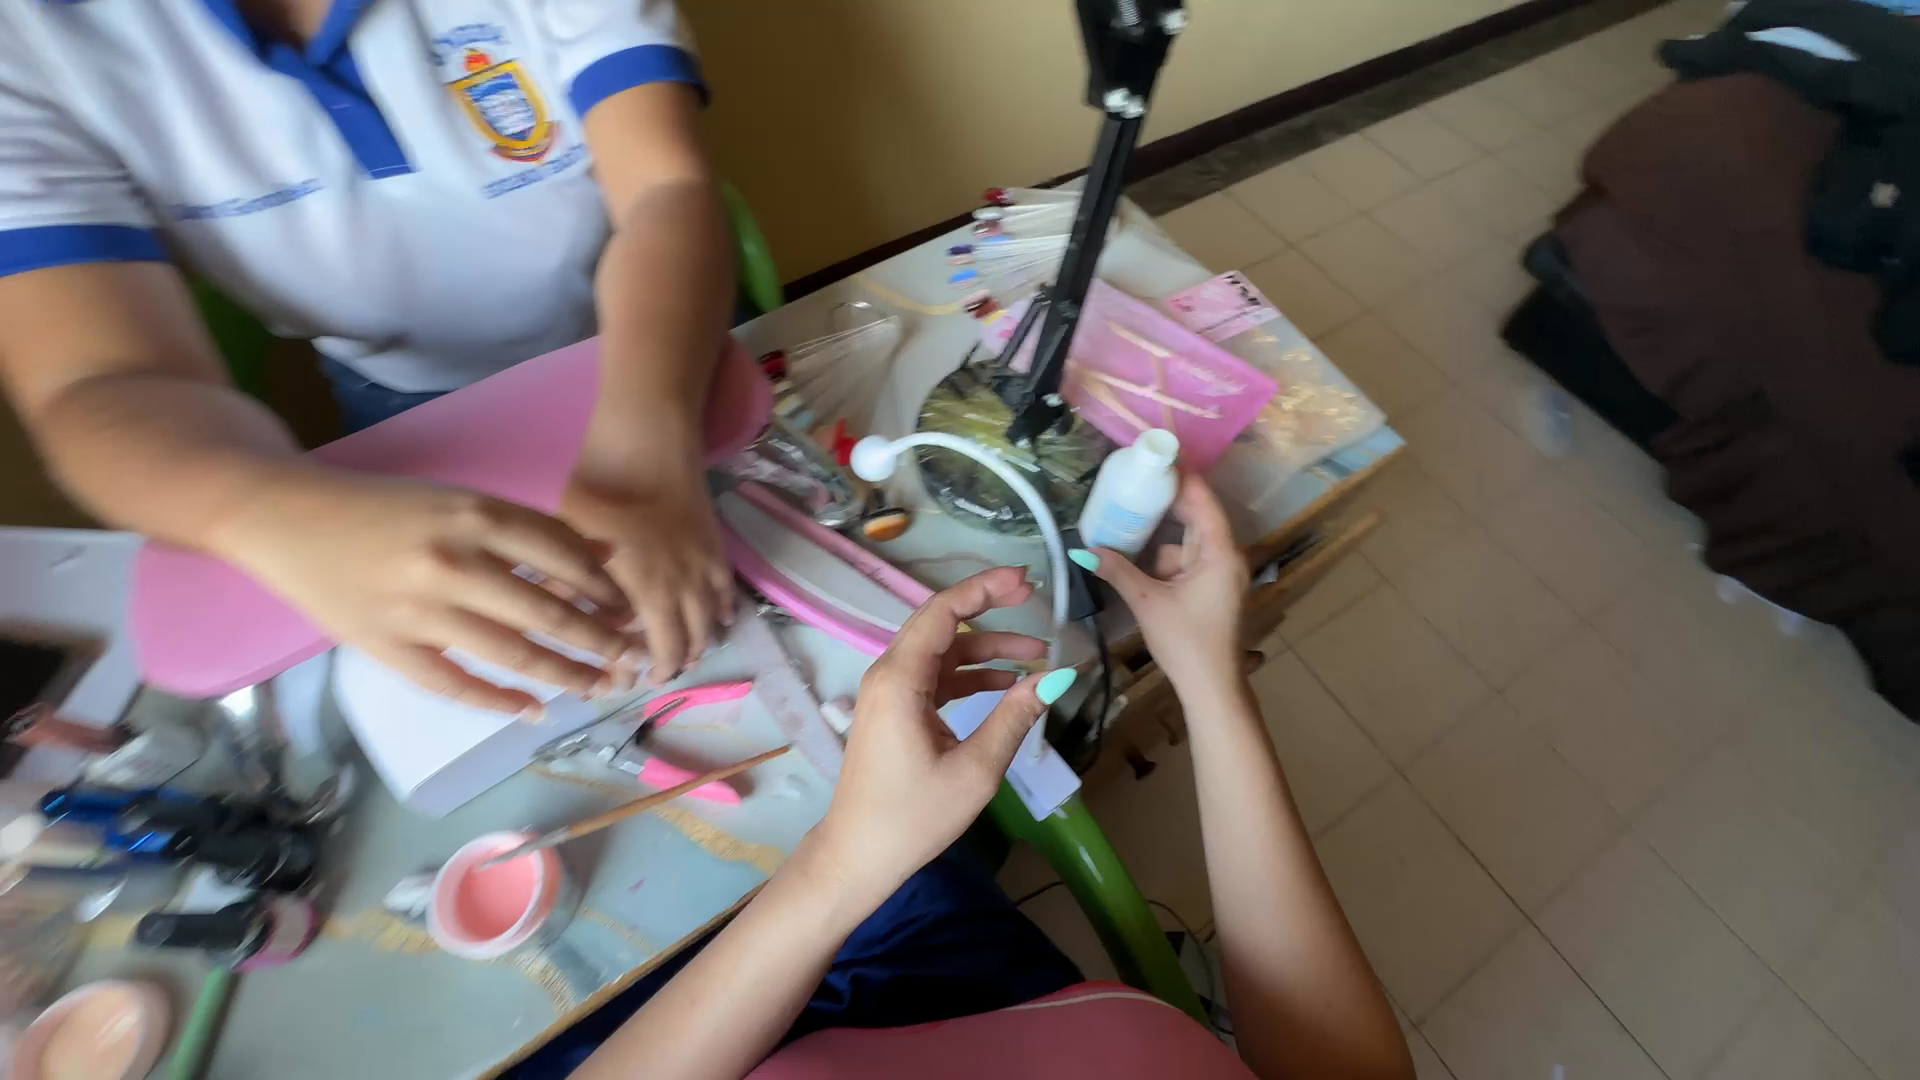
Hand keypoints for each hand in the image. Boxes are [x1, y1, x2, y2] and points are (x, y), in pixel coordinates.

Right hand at [214, 472, 636, 712]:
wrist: (283, 515)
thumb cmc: (392, 507)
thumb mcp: (470, 501)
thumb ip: (538, 529)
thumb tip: (610, 554)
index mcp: (479, 518)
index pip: (567, 561)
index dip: (608, 592)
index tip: (633, 613)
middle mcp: (454, 563)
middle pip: (549, 614)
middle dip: (602, 642)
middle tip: (635, 661)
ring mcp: (417, 610)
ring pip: (512, 654)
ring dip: (567, 676)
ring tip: (603, 687)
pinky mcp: (383, 646)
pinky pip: (453, 685)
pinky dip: (499, 702)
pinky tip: (535, 713)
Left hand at [562, 472, 733, 684]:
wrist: (652, 444)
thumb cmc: (606, 483)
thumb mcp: (572, 534)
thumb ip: (569, 578)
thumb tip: (562, 612)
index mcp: (649, 587)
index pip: (661, 645)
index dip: (656, 667)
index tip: (642, 681)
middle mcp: (684, 584)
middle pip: (691, 638)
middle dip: (680, 661)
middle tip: (664, 674)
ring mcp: (705, 565)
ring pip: (713, 618)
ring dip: (704, 640)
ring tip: (693, 654)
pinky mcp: (716, 546)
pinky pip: (727, 589)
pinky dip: (724, 609)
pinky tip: (721, 618)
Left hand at [812, 567, 1064, 895]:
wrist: (856, 857)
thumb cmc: (912, 816)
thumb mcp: (975, 769)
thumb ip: (1015, 716)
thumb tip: (1057, 676)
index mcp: (901, 678)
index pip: (944, 612)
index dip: (984, 589)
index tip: (1025, 578)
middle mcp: (890, 673)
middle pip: (942, 622)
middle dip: (989, 606)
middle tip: (1033, 594)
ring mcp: (891, 692)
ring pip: (944, 652)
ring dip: (987, 649)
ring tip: (1038, 654)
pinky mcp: (897, 710)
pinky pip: (937, 677)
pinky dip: (972, 676)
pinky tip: (1008, 685)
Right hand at [1074, 476, 1249, 692]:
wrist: (1211, 688)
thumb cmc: (1186, 642)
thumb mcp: (1147, 602)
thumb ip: (1118, 570)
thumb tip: (1085, 548)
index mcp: (1219, 552)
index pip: (1202, 500)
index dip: (1181, 476)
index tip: (1156, 455)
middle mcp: (1225, 557)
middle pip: (1195, 517)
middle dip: (1163, 503)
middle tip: (1132, 482)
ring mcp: (1219, 574)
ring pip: (1185, 542)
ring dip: (1158, 538)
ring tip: (1124, 522)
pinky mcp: (1210, 590)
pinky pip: (1184, 562)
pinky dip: (1162, 560)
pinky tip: (1135, 562)